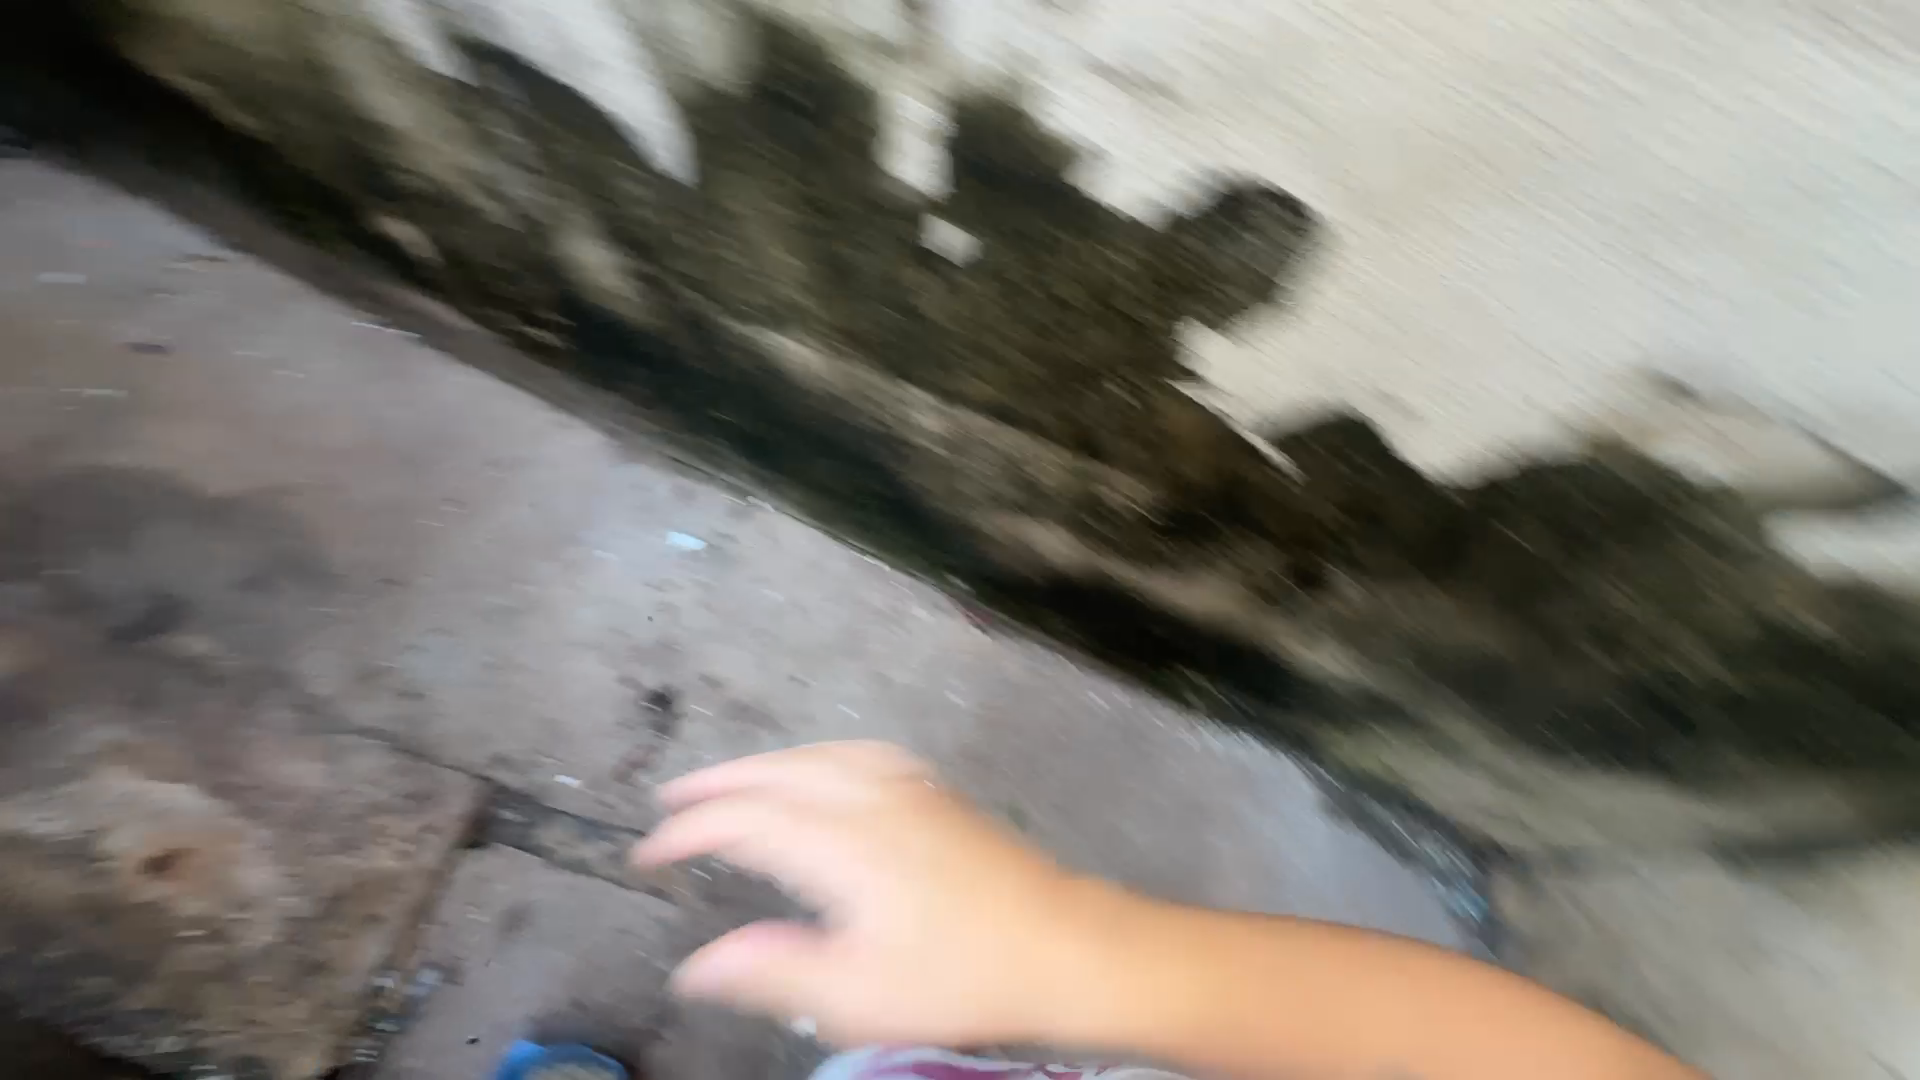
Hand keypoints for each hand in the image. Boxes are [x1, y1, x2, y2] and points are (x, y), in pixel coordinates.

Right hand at [629, 741, 1131, 1045]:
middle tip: (674, 796)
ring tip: (734, 777)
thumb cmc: (959, 975)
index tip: (650, 850)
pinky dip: (822, 754)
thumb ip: (772, 969)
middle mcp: (870, 797)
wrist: (1059, 942)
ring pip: (821, 754)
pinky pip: (862, 753)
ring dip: (769, 761)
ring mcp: (908, 786)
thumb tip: (697, 965)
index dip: (692, 830)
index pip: (749, 820)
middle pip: (781, 771)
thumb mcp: (857, 994)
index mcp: (843, 842)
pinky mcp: (934, 790)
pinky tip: (822, 767)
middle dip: (723, 779)